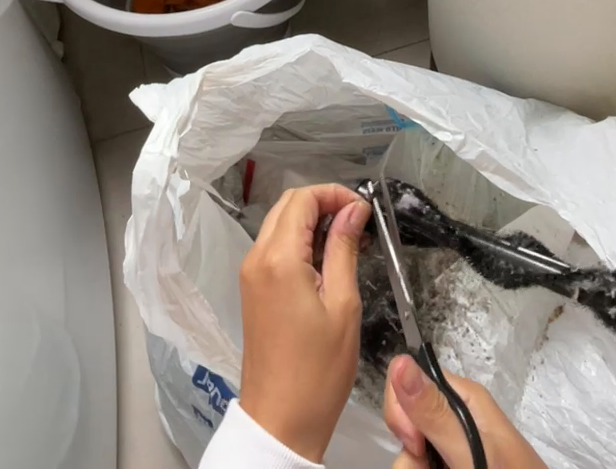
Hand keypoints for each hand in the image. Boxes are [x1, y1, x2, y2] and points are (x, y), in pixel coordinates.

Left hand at [238, 183, 371, 462]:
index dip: (334, 194)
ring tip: (349, 240)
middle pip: (288, 206)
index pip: (303, 199)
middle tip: (359, 221)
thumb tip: (354, 210)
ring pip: (280, 224)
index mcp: (278, 259)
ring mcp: (251, 274)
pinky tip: (328, 259)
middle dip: (324, 203)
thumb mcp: (343, 304)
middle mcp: (257, 258)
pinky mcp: (253, 289)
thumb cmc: (317, 371)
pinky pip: (275, 247)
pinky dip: (300, 241)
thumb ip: (345, 248)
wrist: (280, 420)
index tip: (363, 209)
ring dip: (312, 222)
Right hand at [383, 355, 547, 468]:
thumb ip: (436, 411)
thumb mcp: (471, 448)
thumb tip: (400, 361)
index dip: (401, 407)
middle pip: (406, 416)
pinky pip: (421, 463)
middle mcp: (454, 413)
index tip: (414, 442)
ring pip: (410, 448)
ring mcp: (452, 440)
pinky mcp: (450, 460)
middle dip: (410, 449)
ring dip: (416, 467)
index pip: (410, 375)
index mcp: (463, 396)